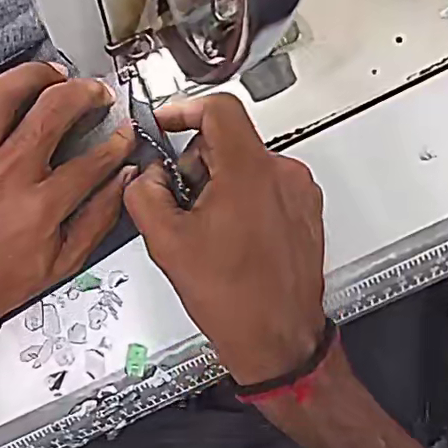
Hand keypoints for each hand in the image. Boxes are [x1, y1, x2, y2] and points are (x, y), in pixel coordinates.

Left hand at [0, 62, 135, 382]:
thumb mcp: (62, 263)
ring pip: (1, 96)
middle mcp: (5, 176)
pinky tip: (1, 87)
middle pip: (52, 111)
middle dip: (84, 93)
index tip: (124, 134)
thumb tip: (122, 180)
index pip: (91, 160)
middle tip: (95, 92)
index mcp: (39, 207)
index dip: (117, 142)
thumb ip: (97, 218)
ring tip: (53, 73)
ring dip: (32, 75)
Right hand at [123, 93, 326, 387]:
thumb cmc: (236, 300)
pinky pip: (264, 186)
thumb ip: (143, 194)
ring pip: (245, 164)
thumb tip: (145, 175)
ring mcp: (297, 193)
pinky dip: (241, 199)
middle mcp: (282, 175)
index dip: (183, 110)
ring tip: (207, 229)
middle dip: (194, 164)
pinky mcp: (304, 211)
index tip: (167, 124)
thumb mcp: (166, 243)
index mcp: (249, 172)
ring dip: (217, 184)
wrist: (277, 339)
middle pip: (227, 140)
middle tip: (180, 200)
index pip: (218, 108)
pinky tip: (228, 237)